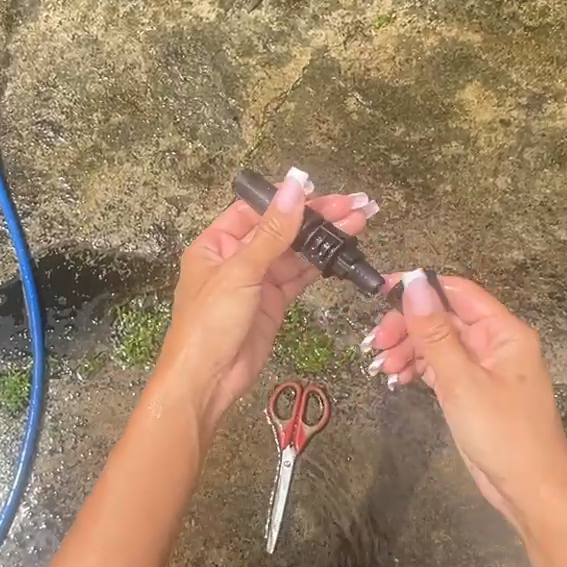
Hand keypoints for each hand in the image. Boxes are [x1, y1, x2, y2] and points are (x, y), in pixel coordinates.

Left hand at [152, 168, 376, 429]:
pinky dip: (319, 266)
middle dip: (316, 218)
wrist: (207, 380)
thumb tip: (295, 187)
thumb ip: (273, 231)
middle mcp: (235, 259)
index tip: (321, 191)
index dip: (287, 200)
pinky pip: (298, 278)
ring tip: (358, 223)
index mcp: (215, 244)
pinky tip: (341, 252)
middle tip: (354, 205)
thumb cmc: (208, 323)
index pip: (255, 210)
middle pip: (279, 230)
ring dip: (323, 240)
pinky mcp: (272, 304)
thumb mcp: (240, 271)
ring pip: (293, 254)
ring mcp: (255, 282)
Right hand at [364, 272, 566, 529]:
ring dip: (406, 350)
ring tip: (380, 368)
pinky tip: (395, 379)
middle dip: (406, 327)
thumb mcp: (461, 381)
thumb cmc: (503, 433)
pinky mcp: (471, 391)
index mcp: (503, 332)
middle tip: (374, 345)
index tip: (379, 292)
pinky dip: (416, 371)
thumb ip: (434, 333)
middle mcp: (494, 344)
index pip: (456, 292)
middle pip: (442, 319)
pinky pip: (438, 368)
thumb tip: (412, 285)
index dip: (418, 288)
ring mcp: (482, 368)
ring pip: (436, 344)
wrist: (530, 490)